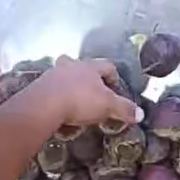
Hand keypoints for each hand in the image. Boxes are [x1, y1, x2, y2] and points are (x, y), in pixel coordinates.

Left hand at [16, 57, 140, 128]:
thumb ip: (124, 109)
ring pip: (64, 75)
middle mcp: (71, 65)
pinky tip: (59, 109)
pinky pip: (51, 89)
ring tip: (75, 102)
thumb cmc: (80, 101)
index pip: (107, 66)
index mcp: (90, 66)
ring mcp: (53, 75)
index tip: (116, 90)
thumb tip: (140, 114)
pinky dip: (57, 96)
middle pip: (82, 66)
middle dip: (87, 77)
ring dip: (70, 85)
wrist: (43, 105)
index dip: (114, 77)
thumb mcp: (107, 106)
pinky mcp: (39, 87)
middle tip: (92, 92)